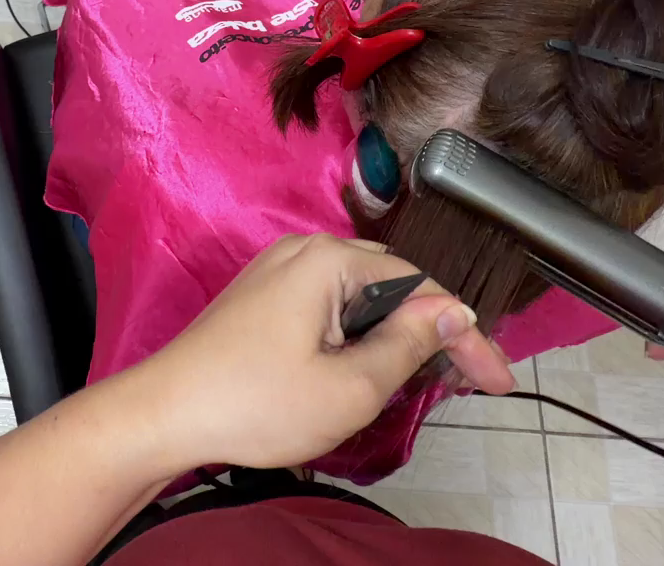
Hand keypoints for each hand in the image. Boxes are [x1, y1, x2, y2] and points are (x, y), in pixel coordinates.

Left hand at [120, 234, 516, 472]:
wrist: (167, 412)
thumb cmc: (258, 402)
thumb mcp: (350, 386)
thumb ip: (408, 344)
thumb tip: (452, 311)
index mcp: (328, 260)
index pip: (419, 287)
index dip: (463, 333)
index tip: (495, 379)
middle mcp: (304, 250)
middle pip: (389, 283)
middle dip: (432, 329)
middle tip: (467, 380)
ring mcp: (279, 270)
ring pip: (358, 294)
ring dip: (394, 332)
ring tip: (426, 377)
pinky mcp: (264, 293)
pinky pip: (327, 301)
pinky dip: (357, 331)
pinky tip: (370, 363)